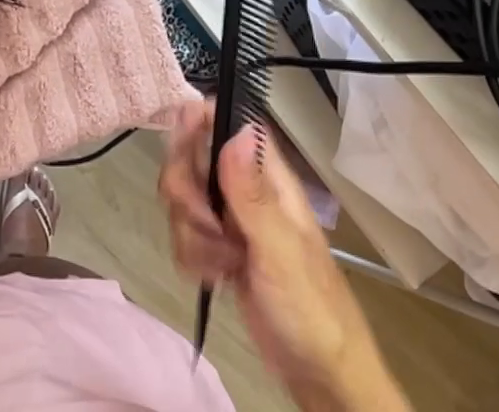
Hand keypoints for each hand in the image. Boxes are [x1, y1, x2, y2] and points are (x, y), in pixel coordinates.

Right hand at [160, 102, 404, 410]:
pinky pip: (183, 235)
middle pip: (192, 161)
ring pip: (182, 201)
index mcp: (271, 182)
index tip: (178, 137)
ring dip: (190, 235)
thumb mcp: (281, 254)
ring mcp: (231, 223)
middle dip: (186, 196)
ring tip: (221, 264)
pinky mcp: (218, 250)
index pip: (231, 126)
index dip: (200, 121)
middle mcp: (247, 194)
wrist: (320, 376)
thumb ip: (253, 195)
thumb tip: (235, 132)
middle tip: (208, 226)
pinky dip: (190, 257)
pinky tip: (213, 278)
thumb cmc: (312, 312)